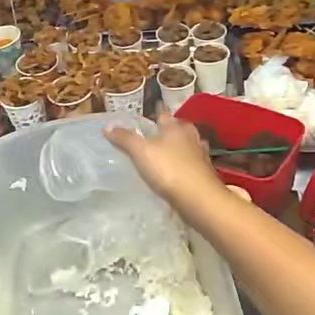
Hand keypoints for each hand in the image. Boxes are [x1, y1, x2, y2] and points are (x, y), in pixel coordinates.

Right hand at [105, 118, 225, 206]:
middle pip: (177, 130)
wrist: (199, 198)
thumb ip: (125, 138)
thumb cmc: (169, 169)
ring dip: (177, 151)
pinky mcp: (206, 173)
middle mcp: (192, 136)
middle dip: (166, 135)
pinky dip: (184, 167)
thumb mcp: (141, 152)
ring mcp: (202, 155)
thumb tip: (108, 126)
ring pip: (187, 147)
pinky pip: (192, 165)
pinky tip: (176, 175)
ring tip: (162, 159)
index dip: (152, 120)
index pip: (163, 116)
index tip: (141, 127)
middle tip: (150, 143)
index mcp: (176, 126)